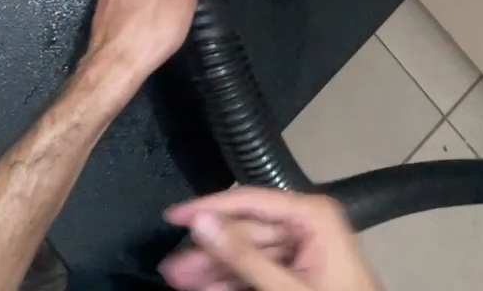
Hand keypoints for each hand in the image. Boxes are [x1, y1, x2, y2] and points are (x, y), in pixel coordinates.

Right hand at [161, 188, 379, 290]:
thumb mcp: (288, 290)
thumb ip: (244, 256)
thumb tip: (200, 221)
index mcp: (312, 215)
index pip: (249, 201)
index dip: (208, 208)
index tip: (172, 217)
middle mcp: (307, 223)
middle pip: (245, 230)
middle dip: (208, 251)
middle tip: (171, 269)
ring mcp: (305, 250)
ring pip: (248, 254)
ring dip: (214, 269)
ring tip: (178, 281)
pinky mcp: (302, 275)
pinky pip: (260, 271)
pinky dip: (234, 281)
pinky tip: (207, 288)